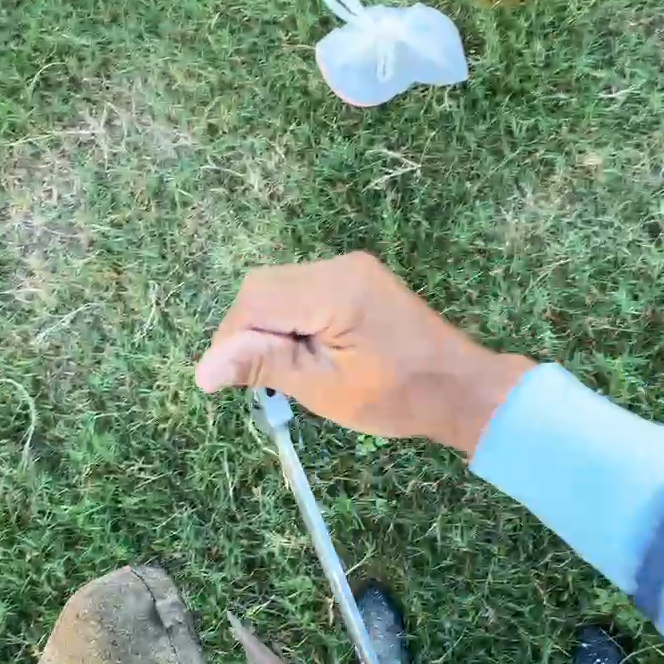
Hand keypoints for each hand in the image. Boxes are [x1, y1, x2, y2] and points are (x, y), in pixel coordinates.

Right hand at [194, 253, 533, 453]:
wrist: (460, 387)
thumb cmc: (397, 397)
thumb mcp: (324, 388)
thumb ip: (264, 365)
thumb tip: (203, 368)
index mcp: (334, 289)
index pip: (255, 299)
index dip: (231, 338)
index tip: (228, 380)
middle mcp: (339, 266)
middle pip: (263, 287)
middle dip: (247, 331)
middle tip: (255, 378)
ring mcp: (349, 268)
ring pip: (278, 287)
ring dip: (267, 326)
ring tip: (284, 368)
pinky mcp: (355, 279)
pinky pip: (301, 291)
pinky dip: (288, 320)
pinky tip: (303, 350)